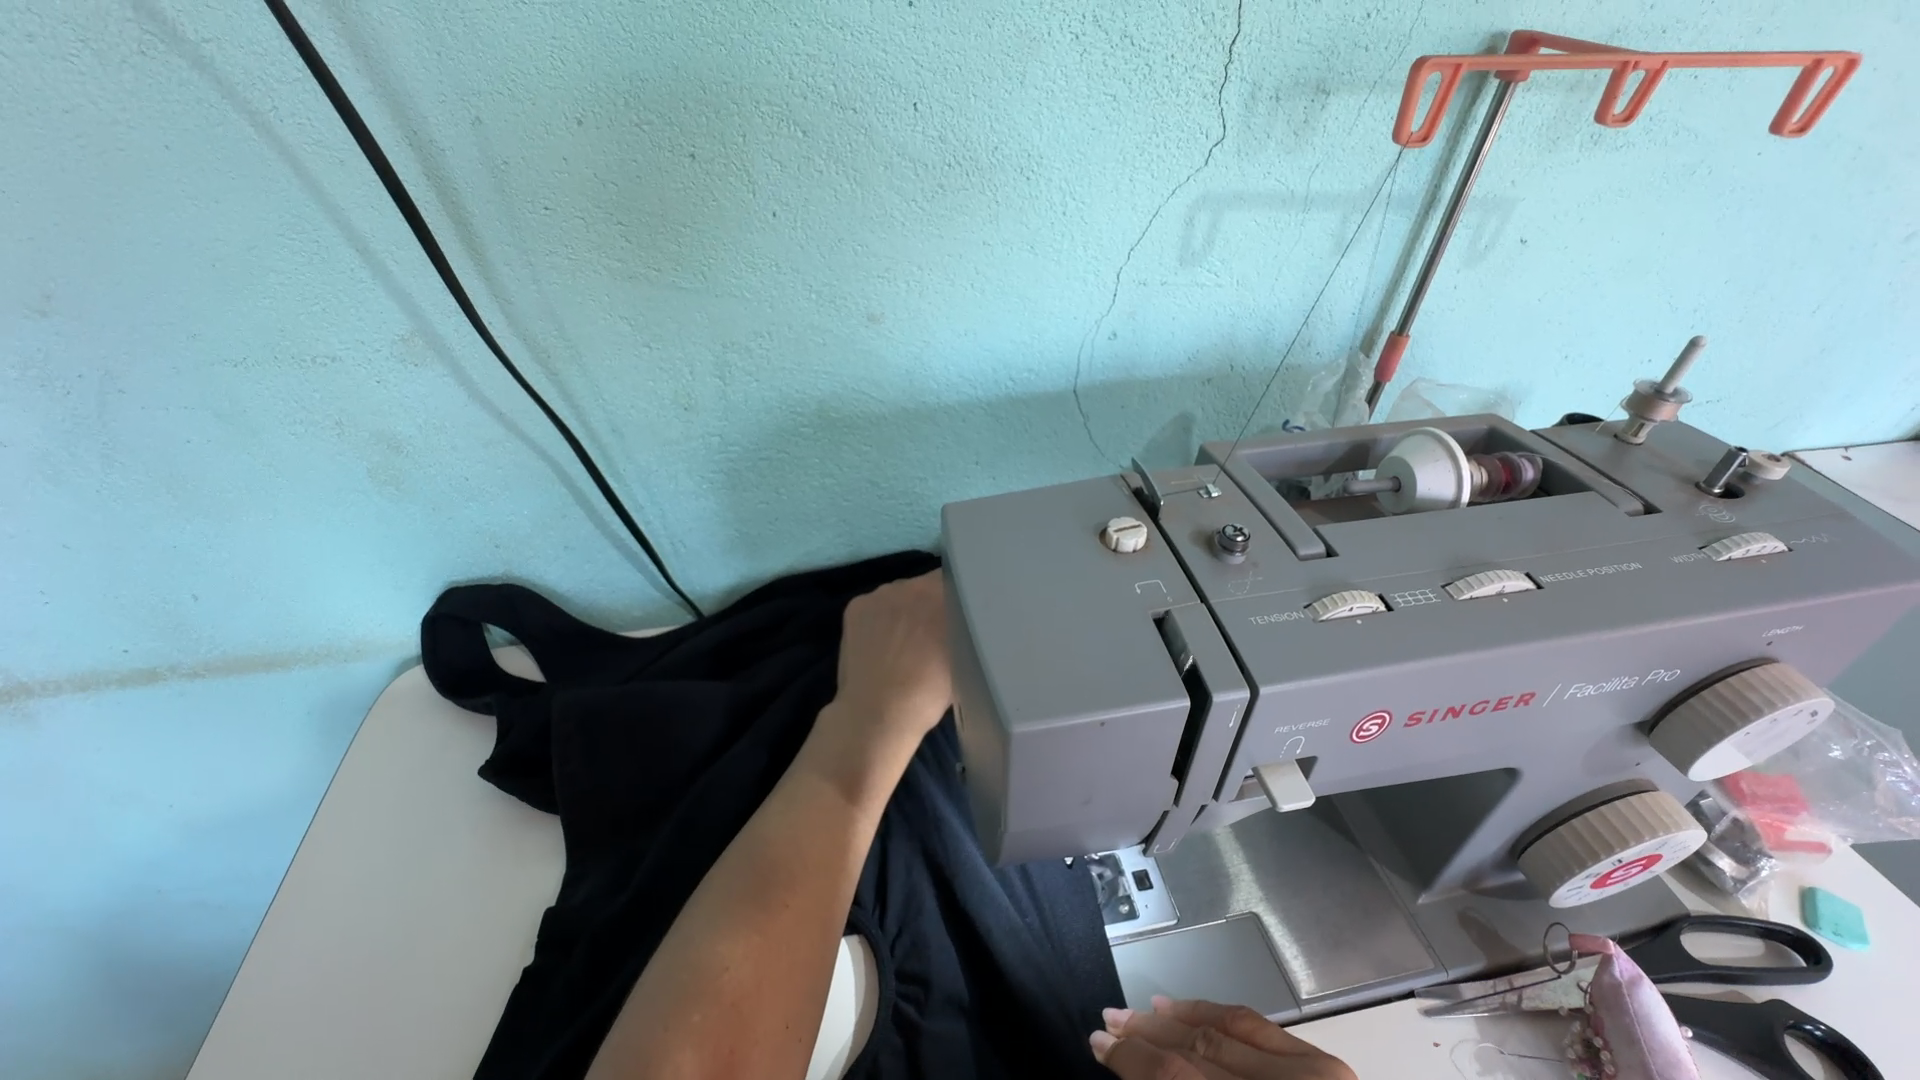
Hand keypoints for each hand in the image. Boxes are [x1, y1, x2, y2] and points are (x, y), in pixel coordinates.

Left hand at [828, 571, 953, 748]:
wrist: (878, 713)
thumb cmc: (929, 691)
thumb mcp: (962, 657)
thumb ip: (963, 629)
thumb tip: (962, 619)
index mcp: (942, 595)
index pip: (955, 581)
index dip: (958, 597)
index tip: (960, 614)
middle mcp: (911, 585)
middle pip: (925, 585)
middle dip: (929, 603)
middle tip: (932, 632)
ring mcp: (880, 594)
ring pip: (899, 595)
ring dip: (905, 609)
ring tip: (904, 641)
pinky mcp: (856, 607)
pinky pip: (876, 605)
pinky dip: (881, 618)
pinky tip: (882, 643)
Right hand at [1091, 997, 1357, 1079]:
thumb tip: (1135, 1072)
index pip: (1172, 1077)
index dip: (1130, 1058)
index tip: (1099, 1043)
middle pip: (1192, 1051)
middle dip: (1144, 1035)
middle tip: (1109, 1022)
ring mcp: (1305, 1077)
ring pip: (1220, 1031)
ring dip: (1172, 1018)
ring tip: (1137, 1012)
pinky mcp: (1326, 1065)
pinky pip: (1255, 1024)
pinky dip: (1212, 1013)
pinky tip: (1183, 1009)